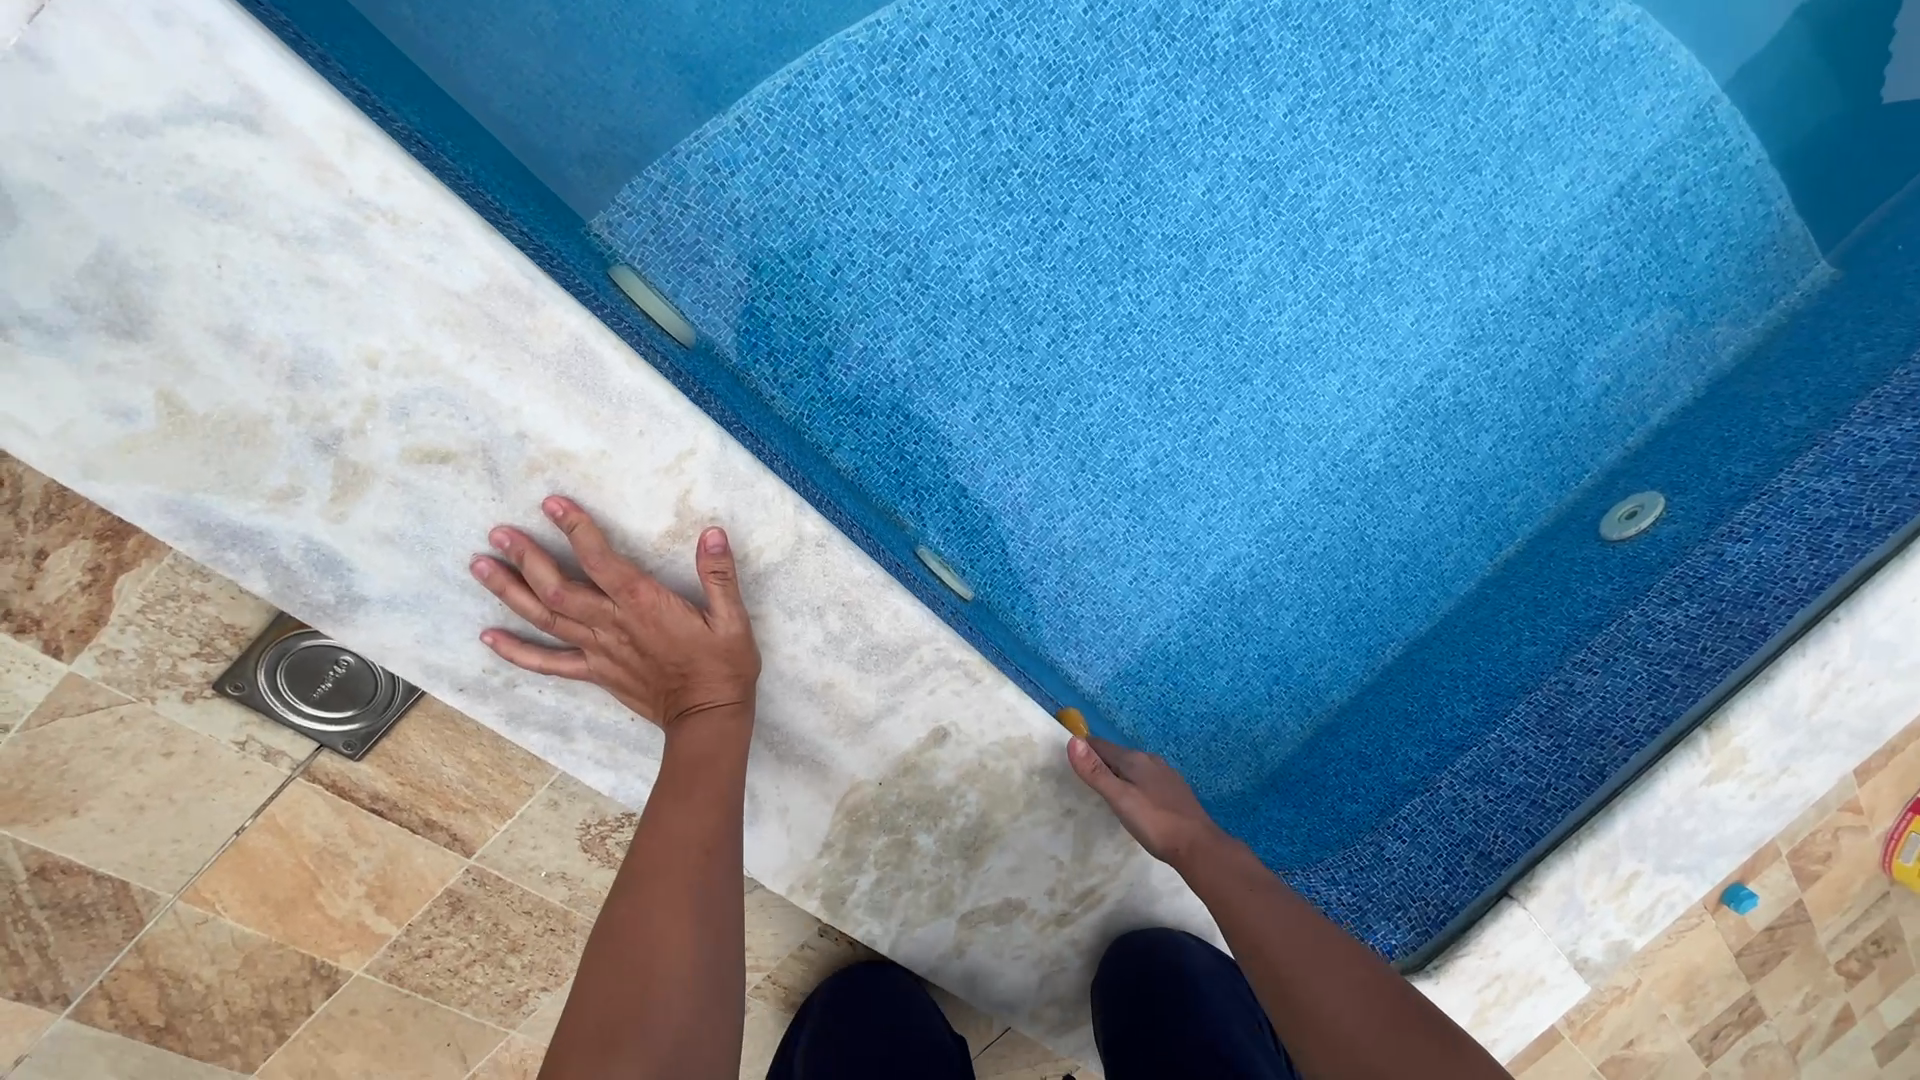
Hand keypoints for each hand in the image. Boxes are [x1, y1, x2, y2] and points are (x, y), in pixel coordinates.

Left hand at [469, 496, 760, 730]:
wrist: (708, 717)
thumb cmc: (723, 667)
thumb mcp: (733, 619)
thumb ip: (719, 575)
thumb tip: (712, 533)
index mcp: (644, 605)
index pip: (601, 560)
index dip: (576, 529)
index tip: (552, 504)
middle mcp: (613, 625)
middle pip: (558, 588)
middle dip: (527, 557)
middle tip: (499, 533)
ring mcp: (599, 651)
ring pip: (546, 618)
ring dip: (511, 592)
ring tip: (481, 566)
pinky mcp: (596, 673)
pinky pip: (549, 663)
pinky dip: (516, 651)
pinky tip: (489, 637)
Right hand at [1068, 736, 1228, 868]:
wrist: (1198, 846)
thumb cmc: (1154, 823)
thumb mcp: (1119, 798)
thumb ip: (1095, 772)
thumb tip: (1073, 741)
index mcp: (1134, 759)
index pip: (1101, 745)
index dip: (1084, 750)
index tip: (1070, 761)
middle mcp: (1151, 761)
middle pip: (1118, 755)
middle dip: (1101, 762)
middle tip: (1085, 779)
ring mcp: (1166, 775)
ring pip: (1134, 767)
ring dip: (1119, 773)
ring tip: (1108, 790)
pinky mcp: (1175, 790)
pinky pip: (1147, 779)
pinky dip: (1135, 784)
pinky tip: (1136, 800)